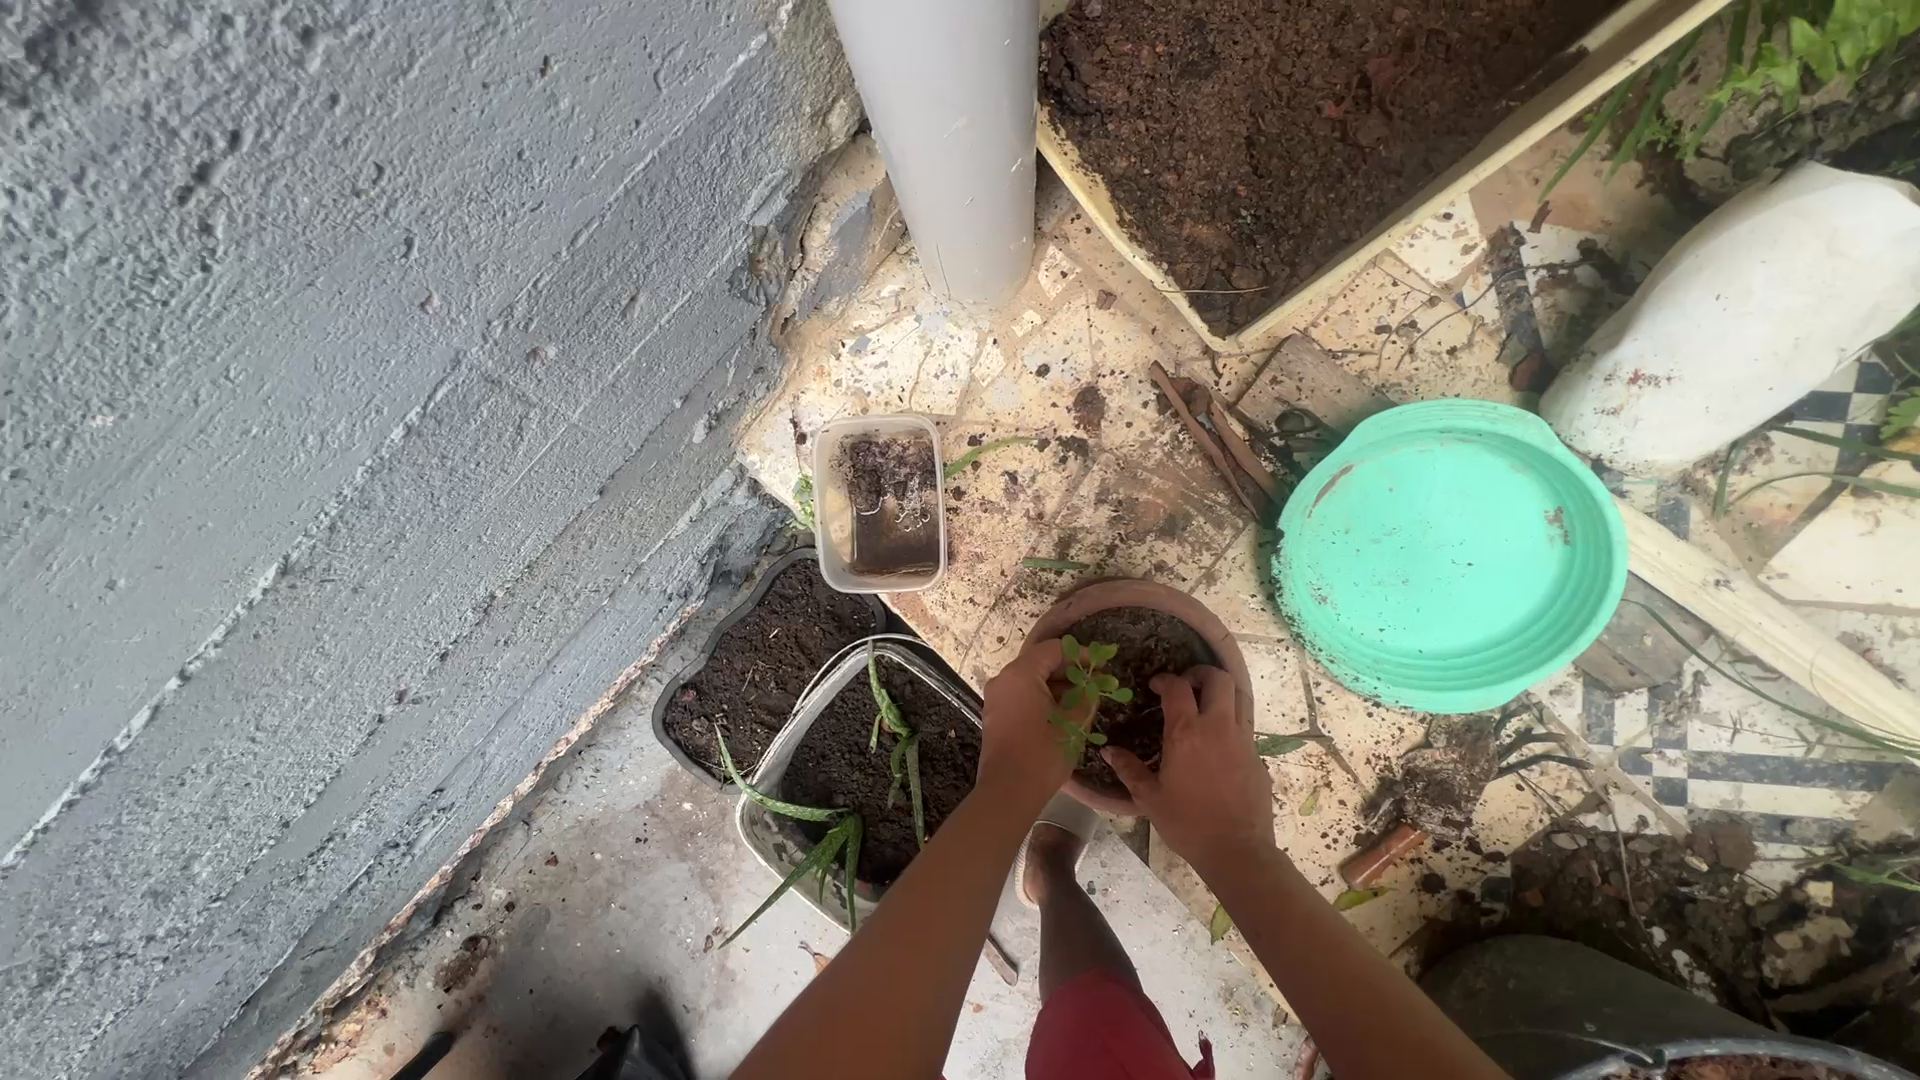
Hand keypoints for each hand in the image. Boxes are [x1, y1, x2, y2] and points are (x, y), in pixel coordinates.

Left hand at [977, 638, 1081, 808]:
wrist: (1009, 790)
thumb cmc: (1043, 753)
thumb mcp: (1074, 722)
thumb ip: (1086, 695)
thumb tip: (1093, 684)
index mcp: (1020, 674)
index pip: (1053, 649)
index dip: (1079, 654)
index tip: (1101, 665)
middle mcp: (1003, 679)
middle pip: (1040, 662)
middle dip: (1069, 670)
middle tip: (1096, 683)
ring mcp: (996, 697)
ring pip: (1031, 679)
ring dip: (1057, 685)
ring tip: (1083, 699)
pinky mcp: (996, 714)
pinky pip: (1021, 695)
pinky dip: (1042, 697)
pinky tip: (1063, 712)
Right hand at [1104, 666, 1274, 876]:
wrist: (1237, 851)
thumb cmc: (1187, 823)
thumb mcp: (1149, 798)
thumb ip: (1129, 769)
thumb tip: (1109, 751)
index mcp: (1186, 733)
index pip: (1177, 687)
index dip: (1165, 679)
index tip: (1155, 685)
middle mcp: (1218, 727)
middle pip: (1218, 679)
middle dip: (1200, 674)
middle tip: (1186, 685)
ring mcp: (1243, 741)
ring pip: (1239, 698)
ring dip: (1220, 694)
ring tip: (1205, 706)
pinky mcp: (1258, 758)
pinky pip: (1245, 729)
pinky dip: (1231, 724)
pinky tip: (1218, 747)